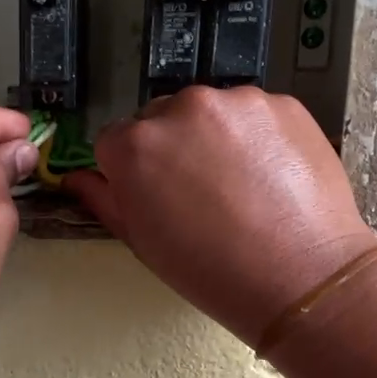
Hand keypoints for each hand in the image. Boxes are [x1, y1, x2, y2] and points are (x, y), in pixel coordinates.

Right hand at [64, 87, 376, 345]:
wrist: (300, 276)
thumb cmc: (208, 269)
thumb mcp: (141, 241)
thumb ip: (103, 199)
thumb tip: (76, 178)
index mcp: (135, 144)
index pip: (113, 140)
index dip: (129, 169)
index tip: (151, 194)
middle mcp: (180, 109)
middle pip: (159, 118)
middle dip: (170, 147)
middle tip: (196, 192)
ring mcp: (235, 100)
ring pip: (208, 112)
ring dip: (212, 137)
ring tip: (237, 185)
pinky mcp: (282, 102)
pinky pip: (252, 113)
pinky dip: (255, 136)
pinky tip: (268, 175)